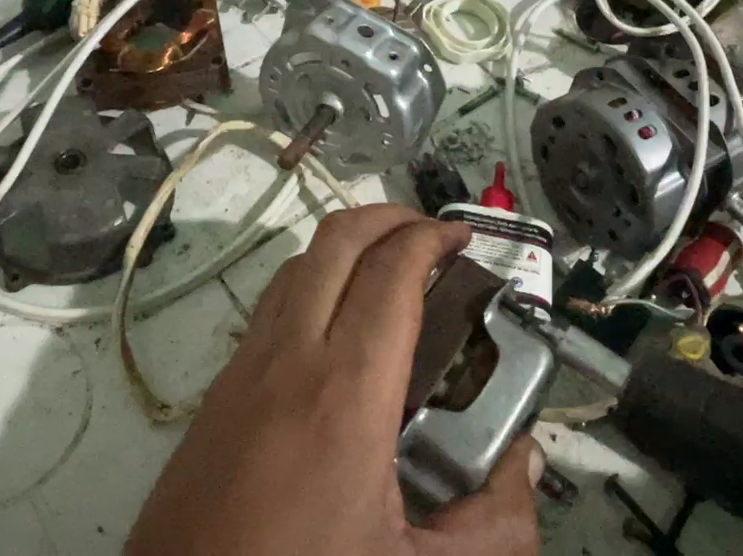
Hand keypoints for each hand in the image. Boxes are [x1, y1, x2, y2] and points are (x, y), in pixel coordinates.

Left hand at [126, 205, 543, 554]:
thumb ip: (492, 527)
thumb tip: (523, 468)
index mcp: (345, 394)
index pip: (391, 274)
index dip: (431, 238)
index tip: (463, 239)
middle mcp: (289, 359)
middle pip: (337, 241)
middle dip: (390, 217)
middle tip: (432, 235)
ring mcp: (245, 367)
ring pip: (298, 264)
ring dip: (348, 245)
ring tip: (390, 269)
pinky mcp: (219, 389)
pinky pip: (272, 305)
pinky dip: (312, 282)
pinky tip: (337, 327)